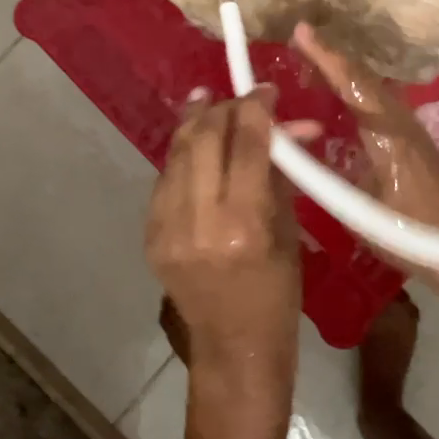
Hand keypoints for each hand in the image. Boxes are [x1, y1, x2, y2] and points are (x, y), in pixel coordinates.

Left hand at [145, 87, 302, 373]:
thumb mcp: (288, 231)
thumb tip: (288, 125)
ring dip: (195, 124)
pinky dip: (182, 157)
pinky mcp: (150, 236)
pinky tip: (194, 148)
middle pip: (204, 138)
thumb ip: (280, 173)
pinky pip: (165, 179)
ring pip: (177, 153)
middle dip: (222, 108)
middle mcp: (200, 221)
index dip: (256, 106)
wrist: (234, 348)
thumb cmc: (278, 293)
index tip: (265, 90)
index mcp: (244, 224)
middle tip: (235, 98)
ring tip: (206, 103)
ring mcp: (168, 229)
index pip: (246, 142)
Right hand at [292, 24, 438, 296]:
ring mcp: (409, 127)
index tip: (300, 31)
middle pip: (362, 76)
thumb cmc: (406, 233)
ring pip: (372, 85)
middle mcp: (400, 120)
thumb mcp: (354, 207)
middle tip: (299, 40)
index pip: (352, 82)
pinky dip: (354, 86)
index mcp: (386, 132)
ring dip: (342, 69)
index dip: (325, 55)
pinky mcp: (412, 139)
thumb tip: (283, 145)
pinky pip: (377, 98)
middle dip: (330, 55)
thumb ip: (319, 173)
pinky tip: (340, 95)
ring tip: (313, 60)